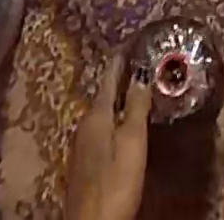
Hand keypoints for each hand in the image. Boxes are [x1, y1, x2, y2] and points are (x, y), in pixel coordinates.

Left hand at [63, 53, 152, 219]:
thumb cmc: (115, 182)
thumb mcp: (132, 142)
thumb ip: (137, 107)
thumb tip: (141, 73)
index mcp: (97, 115)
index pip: (109, 78)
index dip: (121, 59)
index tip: (132, 42)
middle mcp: (85, 124)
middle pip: (105, 94)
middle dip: (122, 79)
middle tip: (141, 64)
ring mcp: (82, 145)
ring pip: (104, 112)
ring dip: (119, 100)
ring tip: (137, 90)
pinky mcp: (85, 164)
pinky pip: (102, 128)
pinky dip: (115, 118)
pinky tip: (125, 124)